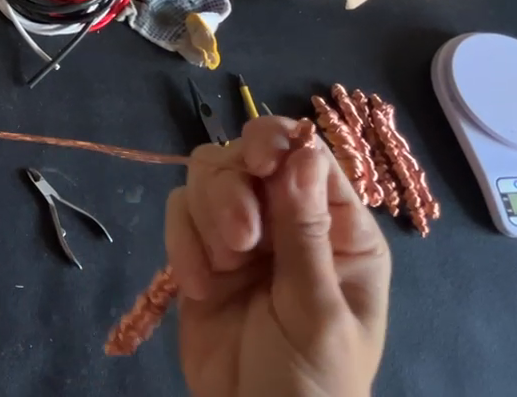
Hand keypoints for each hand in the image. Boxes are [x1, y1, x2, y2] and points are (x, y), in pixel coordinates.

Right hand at [165, 117, 390, 396]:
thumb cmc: (311, 383)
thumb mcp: (318, 313)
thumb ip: (306, 232)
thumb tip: (303, 152)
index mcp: (338, 230)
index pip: (306, 155)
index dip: (275, 144)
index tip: (256, 164)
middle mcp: (287, 217)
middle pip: (243, 155)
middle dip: (232, 192)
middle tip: (238, 242)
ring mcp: (239, 230)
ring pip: (206, 174)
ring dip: (206, 216)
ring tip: (220, 268)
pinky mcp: (198, 247)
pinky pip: (178, 210)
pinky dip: (182, 243)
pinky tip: (198, 286)